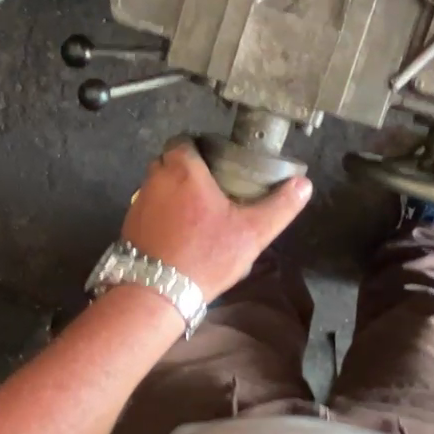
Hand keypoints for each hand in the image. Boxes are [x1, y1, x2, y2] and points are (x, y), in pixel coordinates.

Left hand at [121, 141, 311, 299]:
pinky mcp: (129, 225)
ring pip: (157, 186)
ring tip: (196, 212)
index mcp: (183, 170)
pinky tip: (178, 234)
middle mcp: (155, 179)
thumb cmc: (205, 256)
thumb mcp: (252, 233)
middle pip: (169, 162)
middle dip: (186, 169)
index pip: (184, 140)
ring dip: (173, 193)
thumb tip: (304, 184)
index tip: (216, 161)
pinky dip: (161, 215)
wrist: (156, 293)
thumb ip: (280, 206)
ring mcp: (138, 202)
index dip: (199, 147)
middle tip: (210, 186)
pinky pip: (148, 210)